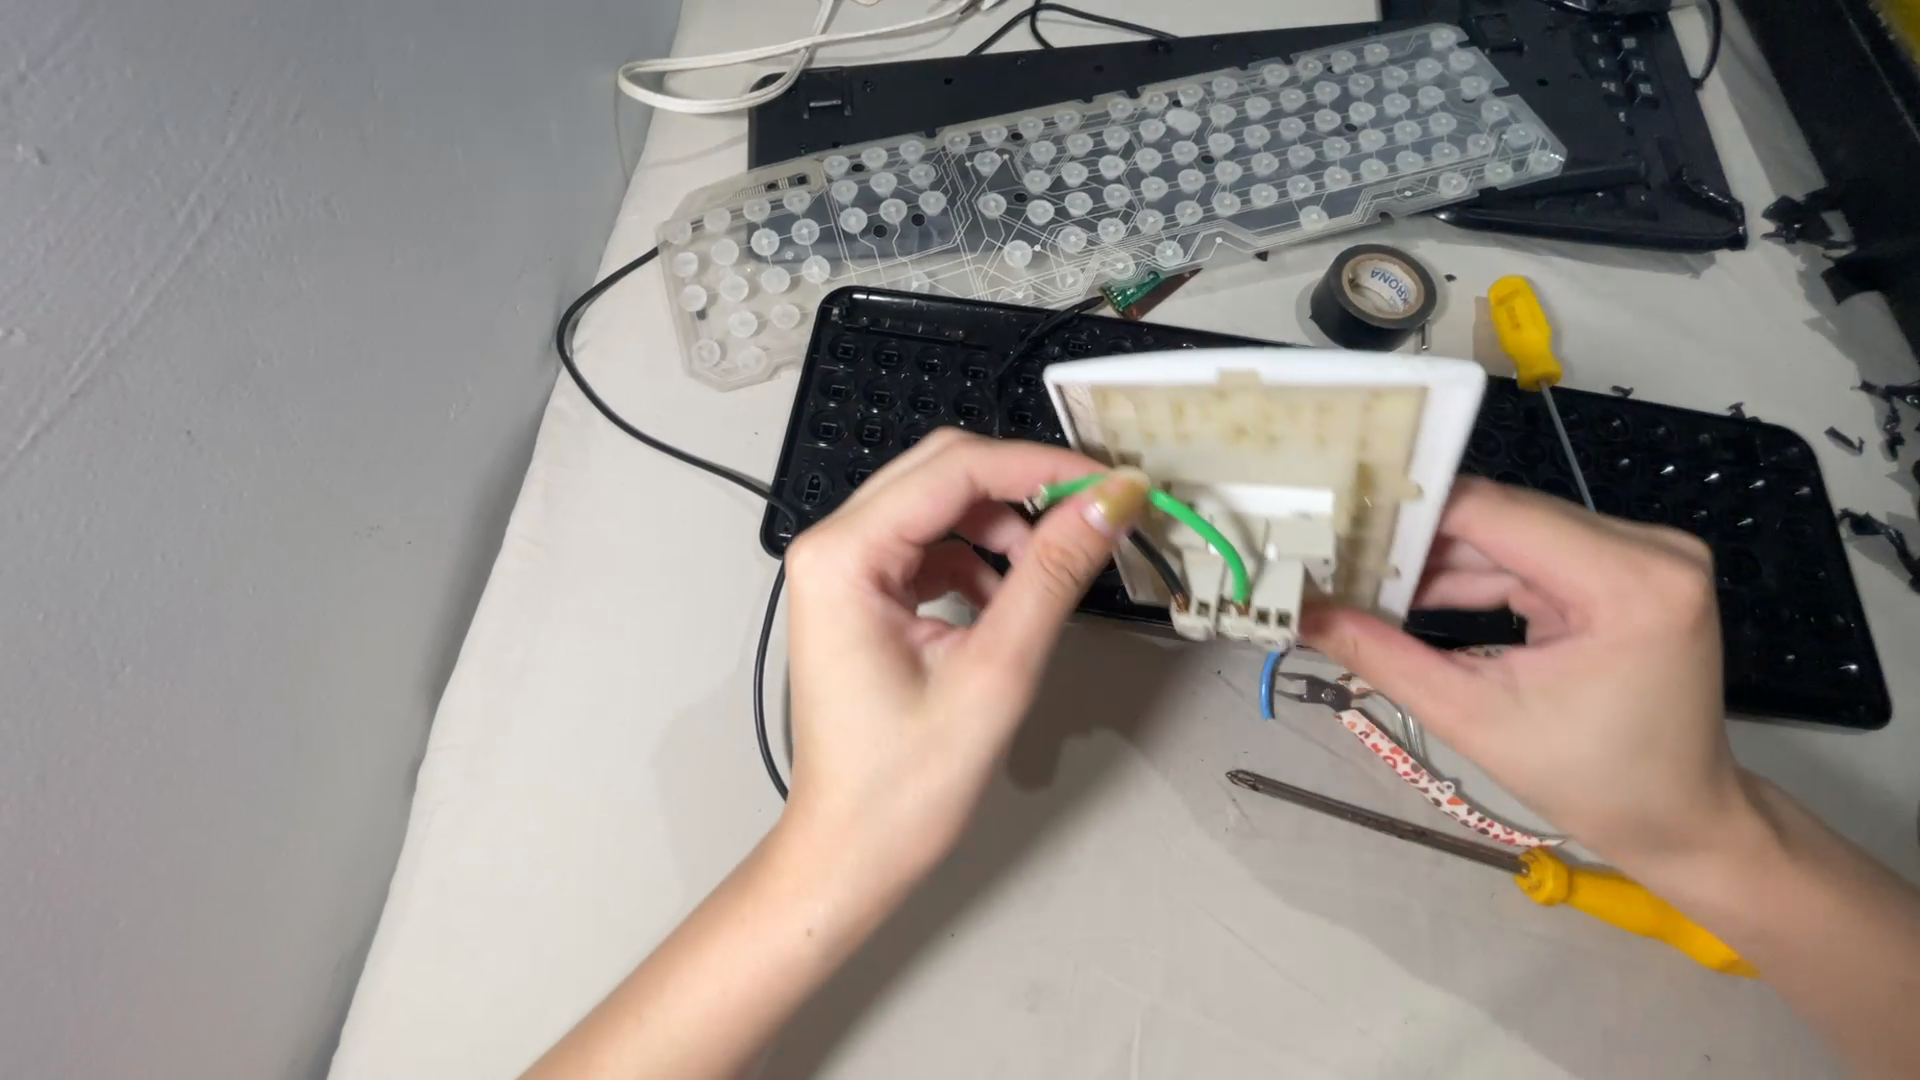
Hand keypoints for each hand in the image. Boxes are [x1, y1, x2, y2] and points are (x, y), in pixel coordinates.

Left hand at [780, 429, 1149, 888]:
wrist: (853, 849)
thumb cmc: (900, 785)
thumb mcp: (995, 671)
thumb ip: (1053, 574)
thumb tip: (1105, 505)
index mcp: (843, 557)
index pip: (955, 470)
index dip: (1040, 468)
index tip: (1107, 483)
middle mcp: (833, 549)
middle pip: (942, 474)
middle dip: (1022, 487)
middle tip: (1091, 512)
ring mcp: (844, 570)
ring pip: (939, 506)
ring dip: (1001, 526)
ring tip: (1045, 572)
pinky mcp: (863, 593)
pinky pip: (930, 546)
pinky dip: (978, 559)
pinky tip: (1004, 600)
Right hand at [1301, 477, 1754, 869]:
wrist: (1677, 818)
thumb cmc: (1584, 777)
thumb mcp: (1466, 715)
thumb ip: (1378, 653)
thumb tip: (1297, 613)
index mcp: (1627, 581)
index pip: (1488, 511)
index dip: (1403, 515)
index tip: (1332, 529)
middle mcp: (1643, 547)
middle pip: (1493, 514)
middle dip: (1408, 539)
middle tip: (1333, 557)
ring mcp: (1635, 555)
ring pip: (1500, 531)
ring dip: (1429, 558)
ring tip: (1357, 581)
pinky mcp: (1617, 570)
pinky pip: (1519, 553)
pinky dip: (1462, 574)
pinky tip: (1407, 596)